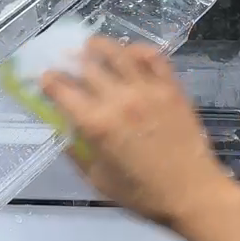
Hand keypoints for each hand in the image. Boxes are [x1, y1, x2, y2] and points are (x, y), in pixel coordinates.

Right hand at [40, 37, 236, 228]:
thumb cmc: (143, 194)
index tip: (45, 78)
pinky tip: (128, 53)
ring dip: (99, 46)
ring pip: (117, 52)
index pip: (62, 90)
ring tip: (91, 46)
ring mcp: (147, 90)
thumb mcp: (97, 179)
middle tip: (65, 61)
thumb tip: (61, 129)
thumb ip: (75, 152)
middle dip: (69, 60)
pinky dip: (136, 50)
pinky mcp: (170, 88)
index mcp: (96, 124)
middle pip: (85, 65)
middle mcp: (119, 100)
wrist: (194, 195)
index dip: (48, 80)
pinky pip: (152, 56)